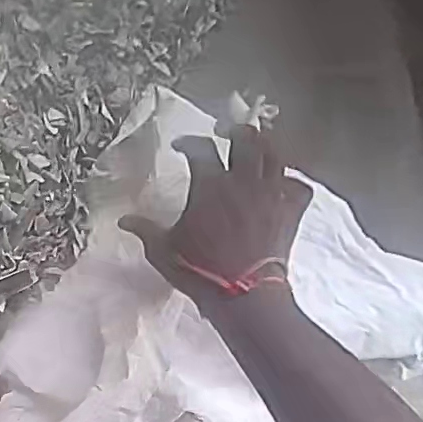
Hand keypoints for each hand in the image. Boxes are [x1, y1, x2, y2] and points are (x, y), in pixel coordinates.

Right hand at [117, 125, 312, 296]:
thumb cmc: (199, 269)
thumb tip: (124, 221)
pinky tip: (282, 184)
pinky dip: (290, 181)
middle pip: (246, 138)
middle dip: (234, 129)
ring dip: (264, 144)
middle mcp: (244, 180)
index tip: (180, 145)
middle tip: (225, 130)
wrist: (243, 292)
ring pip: (275, 153)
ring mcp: (272, 193)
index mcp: (210, 185)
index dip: (188, 142)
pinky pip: (298, 185)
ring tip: (255, 144)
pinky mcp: (291, 210)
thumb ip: (145, 230)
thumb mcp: (163, 250)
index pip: (200, 148)